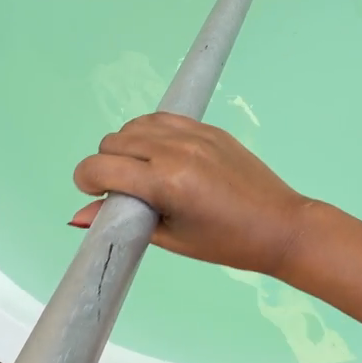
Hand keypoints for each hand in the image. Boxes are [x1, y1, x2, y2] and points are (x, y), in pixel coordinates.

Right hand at [71, 113, 315, 274]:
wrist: (281, 226)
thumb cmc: (229, 243)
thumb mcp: (172, 238)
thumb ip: (124, 220)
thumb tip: (80, 215)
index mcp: (166, 182)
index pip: (100, 167)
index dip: (87, 181)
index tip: (95, 195)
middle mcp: (177, 151)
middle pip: (114, 141)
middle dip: (108, 165)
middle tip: (125, 190)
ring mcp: (196, 135)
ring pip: (136, 124)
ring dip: (129, 146)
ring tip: (145, 173)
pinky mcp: (211, 129)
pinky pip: (164, 119)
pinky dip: (153, 134)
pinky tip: (163, 157)